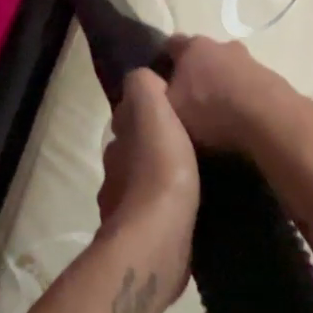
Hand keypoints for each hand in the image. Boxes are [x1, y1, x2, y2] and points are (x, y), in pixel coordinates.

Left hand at [98, 70, 198, 297]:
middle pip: (135, 150)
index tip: (177, 107)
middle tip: (193, 140)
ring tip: (198, 173)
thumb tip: (145, 75)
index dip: (149, 110)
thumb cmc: (161, 167)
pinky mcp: (144, 237)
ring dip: (164, 177)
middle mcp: (115, 173)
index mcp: (118, 142)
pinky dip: (169, 207)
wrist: (158, 237)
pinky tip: (192, 206)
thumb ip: (145, 87)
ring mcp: (126, 209)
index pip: (128, 117)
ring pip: (145, 182)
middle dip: (157, 144)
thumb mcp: (154, 110)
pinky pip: (157, 213)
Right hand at [162, 35, 308, 153]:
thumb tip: (148, 87)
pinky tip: (238, 118)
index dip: (161, 61)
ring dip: (220, 85)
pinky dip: (241, 96)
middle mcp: (222, 45)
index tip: (155, 81)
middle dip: (193, 73)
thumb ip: (154, 94)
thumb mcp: (167, 107)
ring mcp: (250, 59)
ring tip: (214, 113)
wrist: (268, 118)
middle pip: (201, 56)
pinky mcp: (271, 77)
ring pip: (227, 69)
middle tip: (185, 100)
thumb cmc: (210, 110)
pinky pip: (247, 85)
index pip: (170, 44)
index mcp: (193, 47)